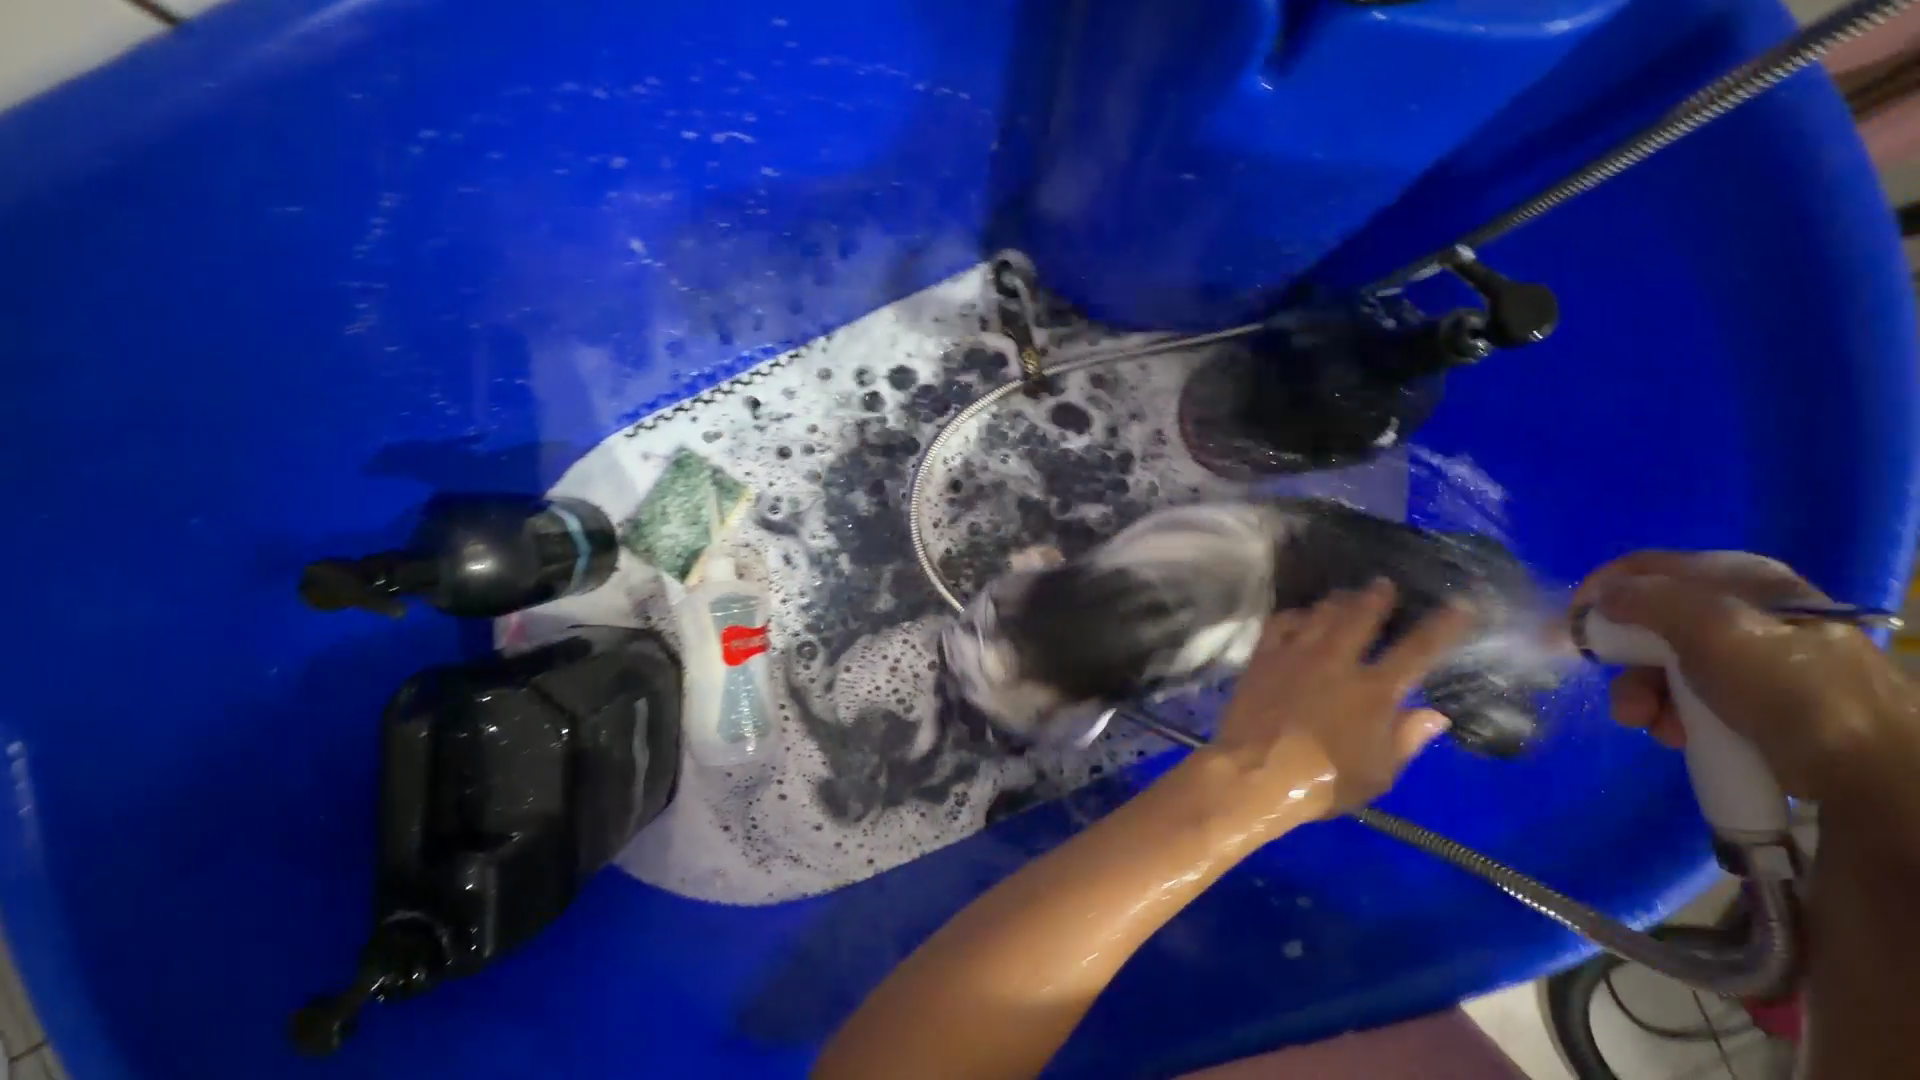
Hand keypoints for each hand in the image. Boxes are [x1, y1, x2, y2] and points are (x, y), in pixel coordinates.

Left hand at [1204, 580, 1472, 820]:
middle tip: (1384, 584)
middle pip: (1362, 616)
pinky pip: (1281, 623)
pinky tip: (1300, 615)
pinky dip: (1295, 614)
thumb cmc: (1323, 782)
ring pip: (1322, 613)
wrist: (1254, 774)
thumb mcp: (1378, 773)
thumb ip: (1406, 739)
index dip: (1443, 626)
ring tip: (1346, 595)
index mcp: (1374, 690)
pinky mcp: (1263, 657)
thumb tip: (1435, 714)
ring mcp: (1296, 655)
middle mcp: (1337, 661)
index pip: (1418, 649)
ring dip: (1338, 601)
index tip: (1459, 606)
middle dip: (1377, 596)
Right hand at [1572, 551, 1919, 817]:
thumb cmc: (1785, 687)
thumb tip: (1600, 597)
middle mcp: (1745, 612)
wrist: (1867, 770)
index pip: (1651, 567)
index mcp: (1742, 581)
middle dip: (1624, 657)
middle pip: (1654, 621)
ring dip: (1643, 694)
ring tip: (1646, 723)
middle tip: (1609, 684)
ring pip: (1667, 665)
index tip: (1573, 623)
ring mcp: (1753, 658)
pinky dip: (1672, 715)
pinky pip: (1691, 697)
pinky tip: (1676, 735)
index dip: (1604, 589)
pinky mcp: (1756, 700)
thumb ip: (1648, 602)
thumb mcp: (1712, 630)